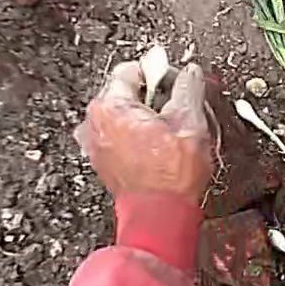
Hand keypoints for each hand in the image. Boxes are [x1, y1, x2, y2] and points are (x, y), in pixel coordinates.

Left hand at [74, 61, 212, 204]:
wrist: (160, 215)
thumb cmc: (172, 174)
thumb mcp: (190, 122)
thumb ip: (188, 88)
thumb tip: (190, 72)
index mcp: (110, 107)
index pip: (132, 70)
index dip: (160, 73)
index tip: (178, 81)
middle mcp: (93, 122)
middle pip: (126, 93)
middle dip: (155, 97)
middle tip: (182, 109)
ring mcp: (94, 144)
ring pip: (124, 115)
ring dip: (147, 116)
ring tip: (173, 131)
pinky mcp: (102, 161)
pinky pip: (120, 135)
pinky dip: (138, 134)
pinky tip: (160, 146)